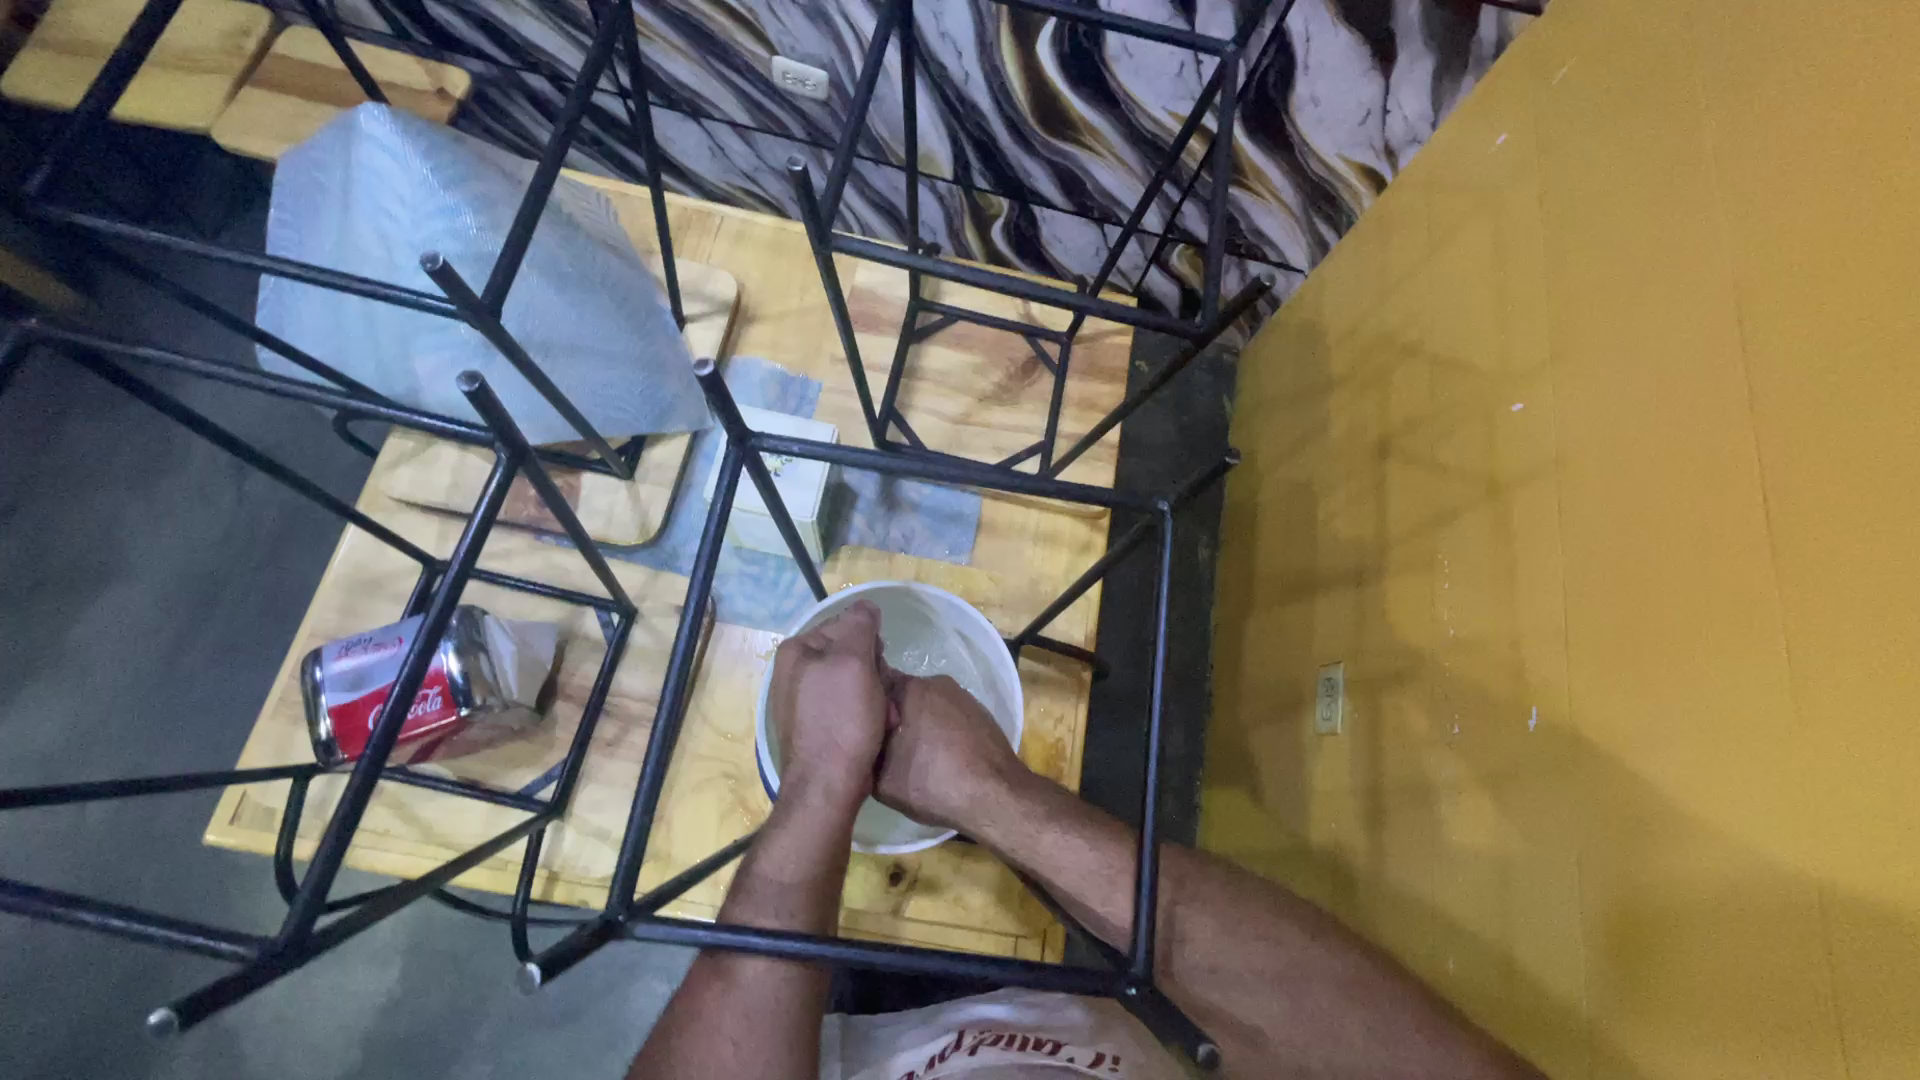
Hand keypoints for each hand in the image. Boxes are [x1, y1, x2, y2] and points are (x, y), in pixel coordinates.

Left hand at [767, 600, 894, 817]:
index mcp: (796, 651)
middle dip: (875, 674)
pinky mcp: (815, 729)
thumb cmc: (841, 719)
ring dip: (877, 698)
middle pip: (850, 655)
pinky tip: (876, 732)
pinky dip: (867, 717)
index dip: (871, 642)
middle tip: (884, 695)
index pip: (845, 625)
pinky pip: (848, 710)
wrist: (828, 785)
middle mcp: (793, 674)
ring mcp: (802, 703)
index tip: (881, 664)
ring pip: (854, 684)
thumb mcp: (854, 660)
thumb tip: (866, 606)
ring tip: (885, 718)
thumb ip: (860, 624)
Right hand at [874, 675, 1026, 833]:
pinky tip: (942, 758)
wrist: (994, 795)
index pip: (877, 685)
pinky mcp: (982, 714)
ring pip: (929, 707)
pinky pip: (951, 718)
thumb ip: (866, 752)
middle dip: (894, 716)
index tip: (860, 727)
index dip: (866, 706)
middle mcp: (937, 683)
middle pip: (904, 696)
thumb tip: (862, 742)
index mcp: (911, 688)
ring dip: (920, 725)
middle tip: (885, 746)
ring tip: (915, 756)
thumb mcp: (880, 778)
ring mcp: (963, 697)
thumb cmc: (931, 782)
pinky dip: (943, 733)